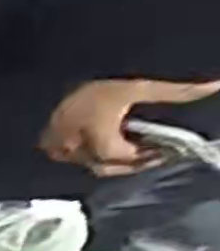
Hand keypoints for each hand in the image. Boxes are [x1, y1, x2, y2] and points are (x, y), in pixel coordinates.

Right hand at [40, 78, 219, 175]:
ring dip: (111, 160)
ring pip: (87, 165)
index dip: (141, 157)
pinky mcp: (48, 148)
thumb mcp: (139, 86)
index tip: (164, 153)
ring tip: (133, 150)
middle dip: (128, 164)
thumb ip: (177, 92)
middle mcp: (72, 147)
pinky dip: (91, 156)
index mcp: (94, 133)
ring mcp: (56, 150)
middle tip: (153, 157)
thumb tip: (215, 86)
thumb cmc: (96, 85)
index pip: (117, 155)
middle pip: (101, 166)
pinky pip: (72, 159)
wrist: (54, 83)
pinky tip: (106, 144)